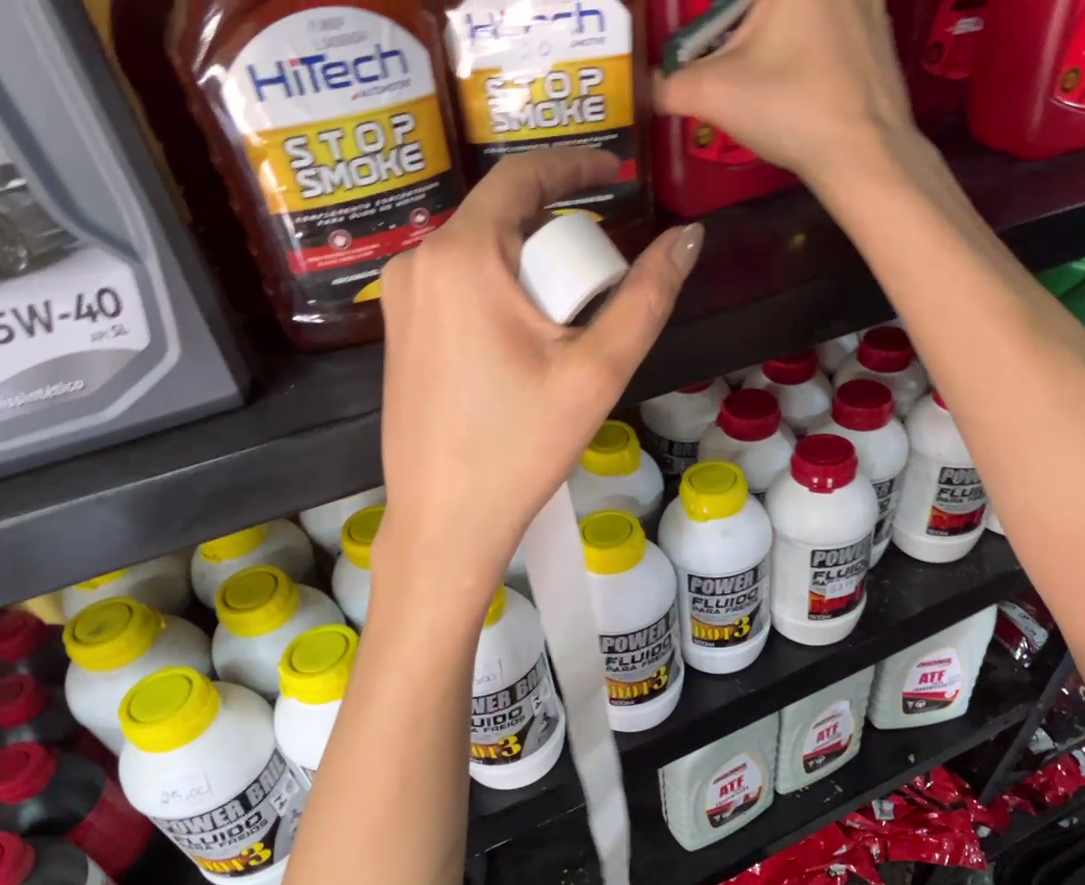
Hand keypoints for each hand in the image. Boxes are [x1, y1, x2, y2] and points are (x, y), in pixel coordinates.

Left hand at [376, 149, 702, 591]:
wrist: (445, 521)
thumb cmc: (520, 447)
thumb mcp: (596, 372)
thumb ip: (647, 297)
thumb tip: (687, 239)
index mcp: (462, 257)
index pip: (521, 175)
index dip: (575, 163)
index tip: (618, 174)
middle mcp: (418, 262)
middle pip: (500, 216)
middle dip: (557, 232)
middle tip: (600, 282)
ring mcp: (400, 298)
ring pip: (478, 252)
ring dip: (529, 265)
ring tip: (566, 323)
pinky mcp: (397, 330)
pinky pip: (455, 283)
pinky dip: (497, 290)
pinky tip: (523, 343)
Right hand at [655, 0, 917, 185]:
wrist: (865, 153)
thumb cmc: (790, 109)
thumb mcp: (714, 95)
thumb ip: (669, 85)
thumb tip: (646, 87)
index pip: (728, 2)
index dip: (712, 19)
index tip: (704, 46)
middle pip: (760, 8)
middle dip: (737, 23)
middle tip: (719, 47)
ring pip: (799, 12)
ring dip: (775, 28)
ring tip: (759, 63)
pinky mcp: (878, 25)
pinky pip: (829, 16)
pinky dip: (806, 34)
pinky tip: (798, 70)